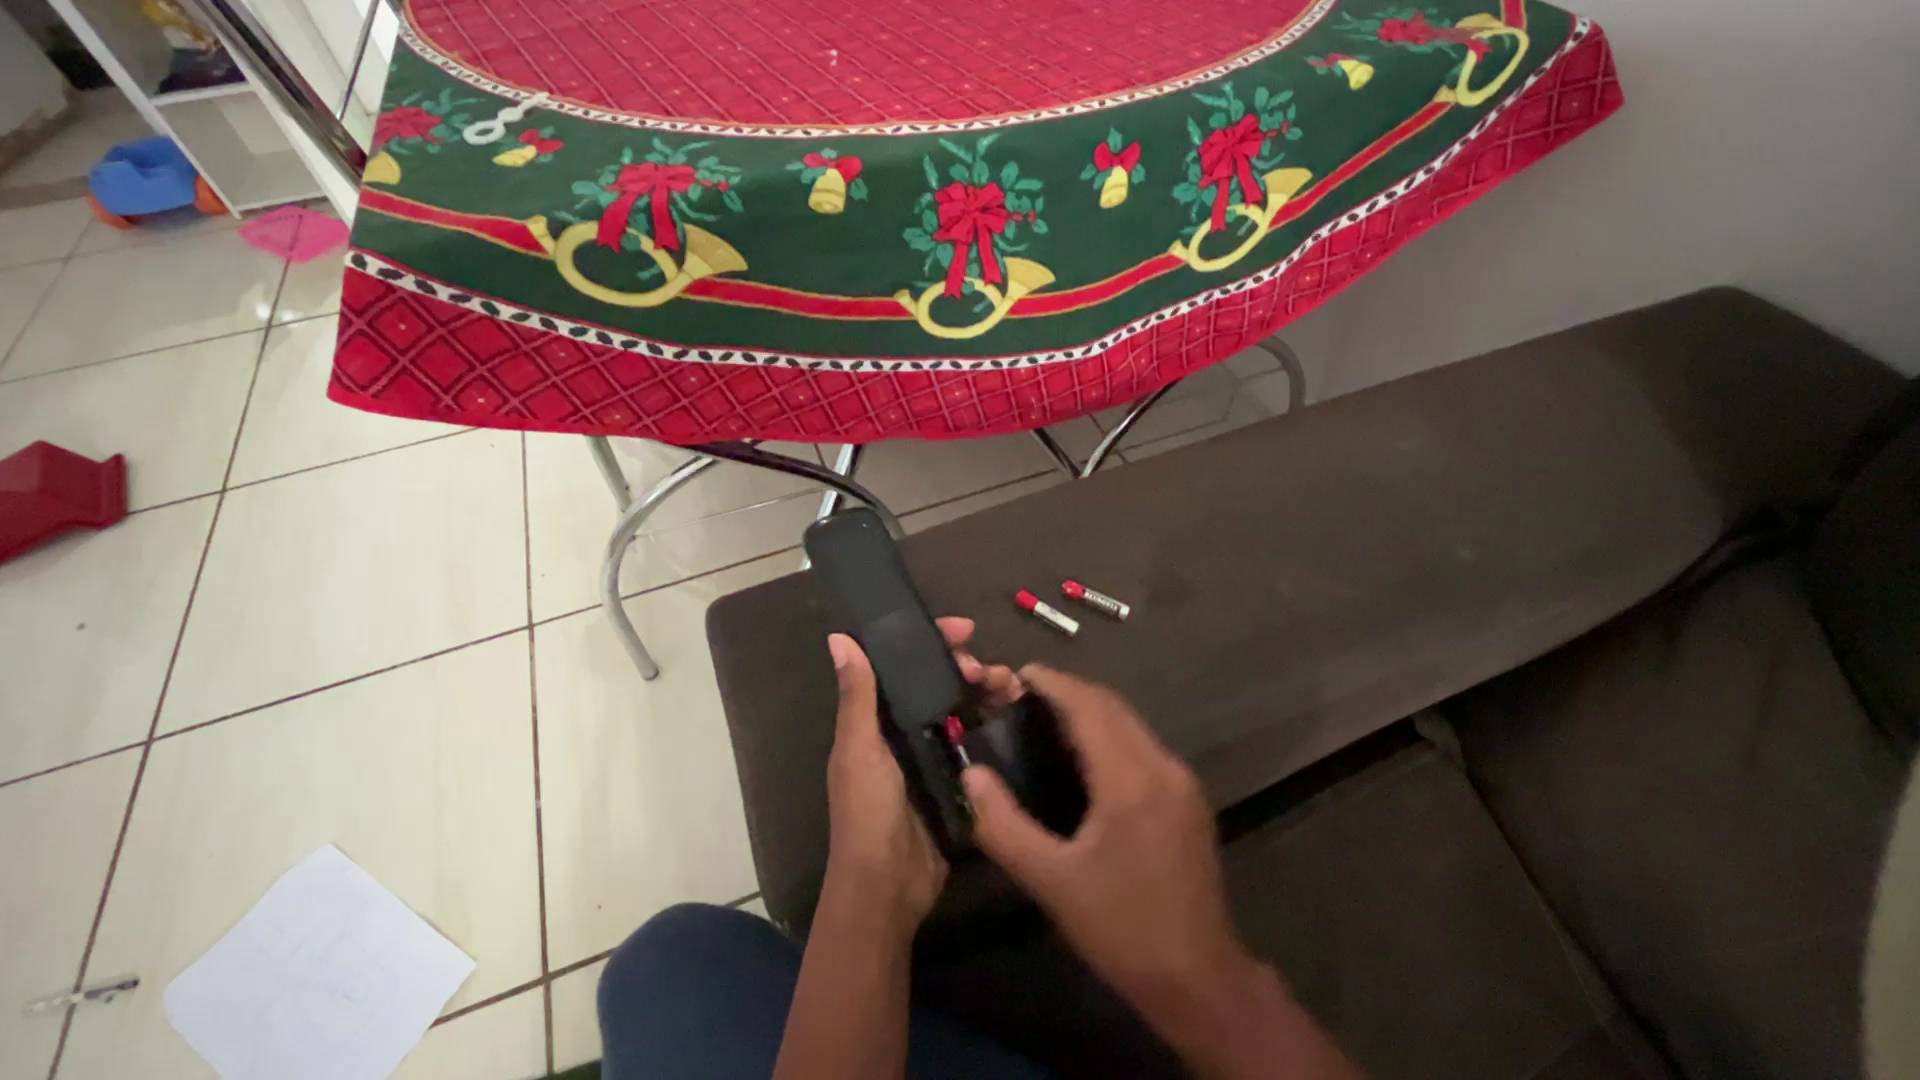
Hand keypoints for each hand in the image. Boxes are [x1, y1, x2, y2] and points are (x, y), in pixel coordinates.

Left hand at [822, 618, 1020, 933]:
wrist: (888, 885)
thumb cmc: (866, 812)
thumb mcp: (859, 750)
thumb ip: (856, 697)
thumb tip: (839, 637)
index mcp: (875, 720)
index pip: (903, 667)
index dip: (930, 643)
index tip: (965, 629)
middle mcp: (903, 732)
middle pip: (939, 685)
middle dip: (968, 668)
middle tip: (992, 671)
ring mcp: (933, 757)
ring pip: (964, 710)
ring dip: (987, 692)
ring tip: (1013, 687)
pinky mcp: (958, 782)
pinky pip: (979, 744)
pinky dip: (996, 726)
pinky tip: (1019, 714)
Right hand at [961, 666, 1260, 1020]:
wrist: (1199, 978)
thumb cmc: (1121, 928)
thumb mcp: (1051, 881)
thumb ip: (1004, 825)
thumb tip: (971, 775)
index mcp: (1131, 780)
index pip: (1090, 707)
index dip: (1053, 683)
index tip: (1017, 674)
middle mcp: (1164, 767)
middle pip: (1113, 707)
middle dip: (1069, 692)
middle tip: (1022, 696)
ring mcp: (1183, 783)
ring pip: (1132, 724)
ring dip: (1091, 712)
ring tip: (1044, 719)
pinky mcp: (1189, 801)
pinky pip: (1144, 747)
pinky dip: (1110, 735)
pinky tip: (1084, 758)